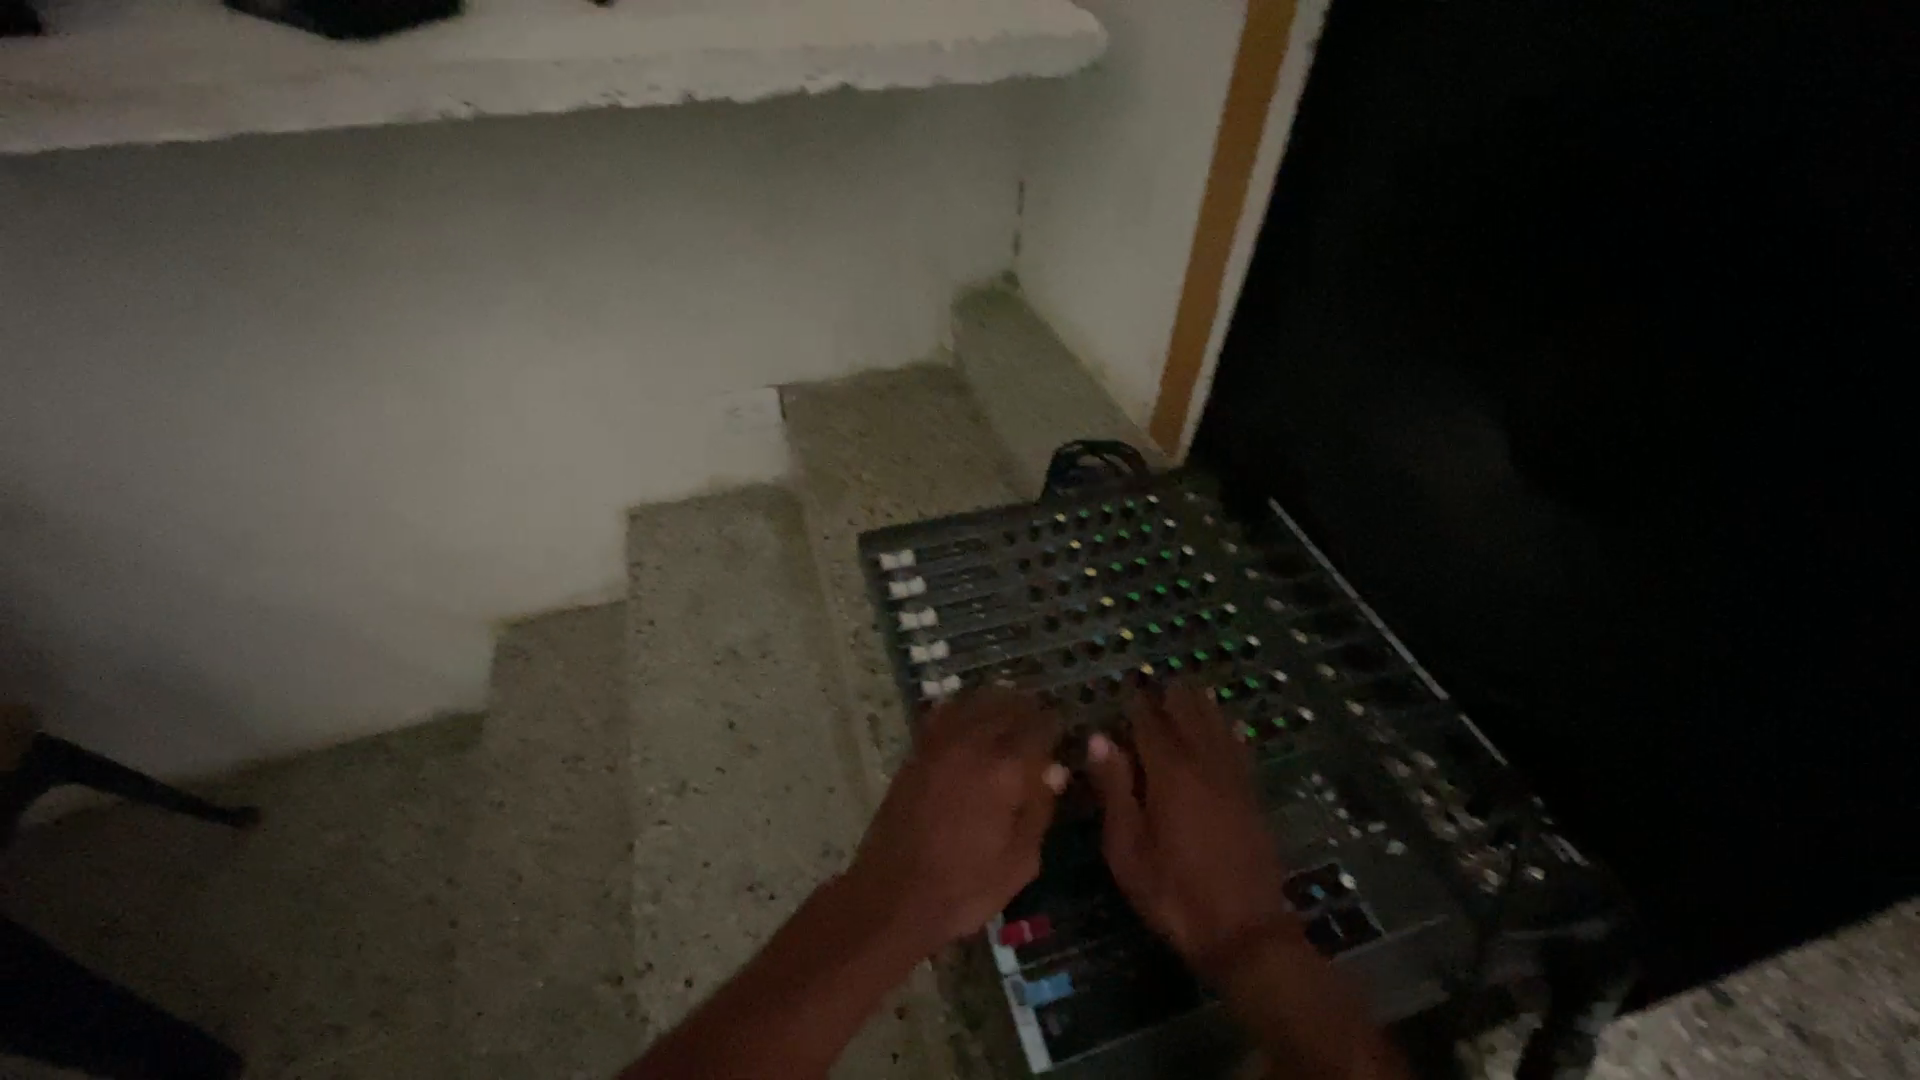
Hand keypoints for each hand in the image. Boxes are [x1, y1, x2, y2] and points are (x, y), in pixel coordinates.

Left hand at [845, 688, 1068, 950]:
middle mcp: (973, 746)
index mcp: (1006, 771)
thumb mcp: (1020, 861)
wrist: (893, 896)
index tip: (1062, 729)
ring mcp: (939, 746)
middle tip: (1039, 716)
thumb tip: (1055, 770)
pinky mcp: (915, 755)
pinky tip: (968, 717)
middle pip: (1006, 706)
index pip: (1039, 728)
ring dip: (995, 701)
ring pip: (972, 703)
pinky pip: (942, 716)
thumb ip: (1039, 809)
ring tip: (1008, 709)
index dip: (1055, 725)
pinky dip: (960, 708)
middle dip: (1027, 708)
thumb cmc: (965, 888)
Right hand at [1084, 680, 1291, 978]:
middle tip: (1159, 682)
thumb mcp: (1127, 848)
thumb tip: (1099, 739)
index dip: (1137, 704)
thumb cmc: (1173, 893)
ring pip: (1218, 729)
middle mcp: (1204, 766)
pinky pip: (1240, 751)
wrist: (1245, 932)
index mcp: (1169, 773)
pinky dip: (1231, 732)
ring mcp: (1234, 781)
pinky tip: (1231, 726)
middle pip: (1189, 717)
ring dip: (1203, 707)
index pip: (1150, 724)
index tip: (1126, 689)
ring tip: (1191, 689)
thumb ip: (1114, 789)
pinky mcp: (1252, 800)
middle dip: (1172, 698)